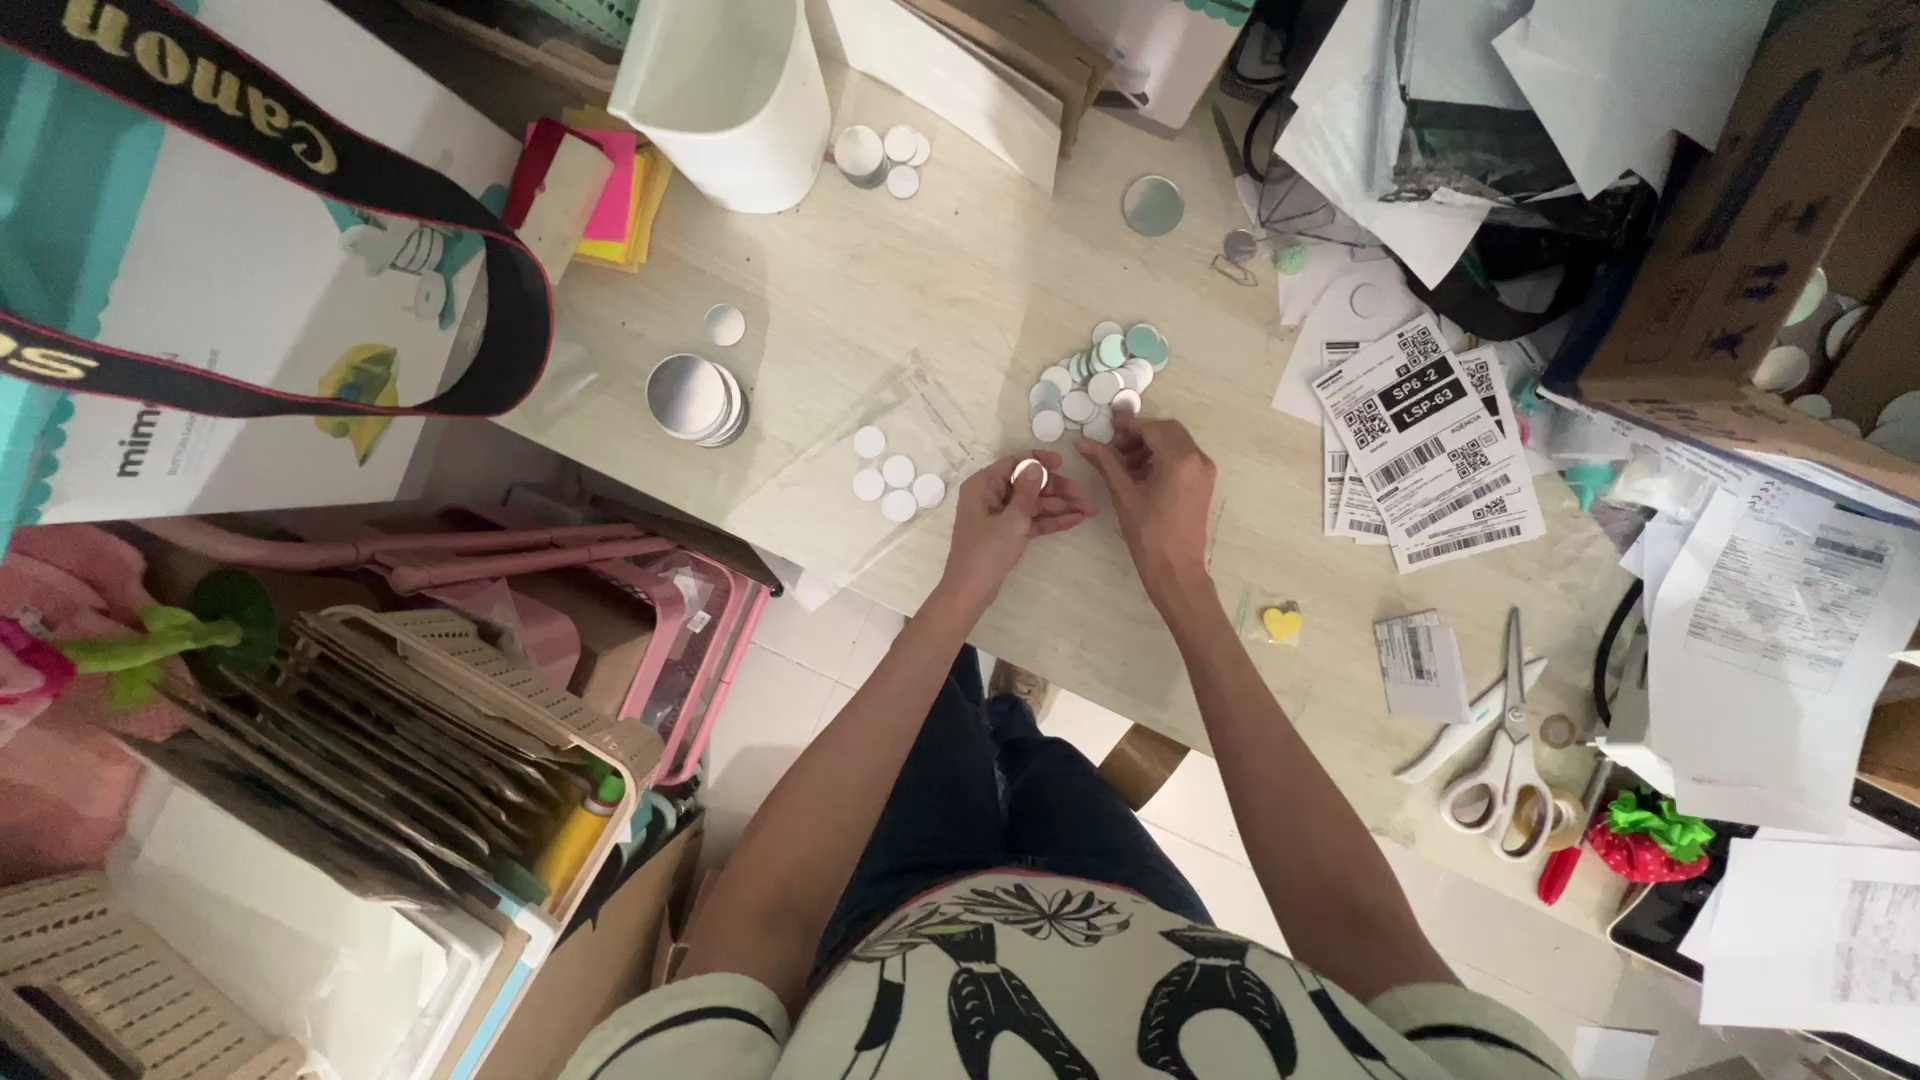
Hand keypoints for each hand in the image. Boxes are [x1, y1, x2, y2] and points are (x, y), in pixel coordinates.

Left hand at [941, 450, 1096, 602]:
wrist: (971, 590)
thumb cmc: (987, 551)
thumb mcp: (1012, 519)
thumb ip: (1027, 491)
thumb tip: (1035, 466)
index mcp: (983, 485)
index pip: (1014, 464)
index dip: (1039, 462)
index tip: (1063, 464)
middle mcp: (990, 496)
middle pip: (1027, 485)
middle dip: (1055, 489)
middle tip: (1081, 495)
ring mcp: (999, 516)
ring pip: (1033, 505)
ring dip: (1059, 507)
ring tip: (1089, 510)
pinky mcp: (1007, 534)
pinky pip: (1031, 521)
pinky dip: (1051, 521)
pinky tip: (1076, 520)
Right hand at [1077, 415, 1216, 606]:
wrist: (1176, 569)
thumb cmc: (1148, 534)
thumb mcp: (1124, 494)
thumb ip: (1106, 462)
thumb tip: (1083, 442)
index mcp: (1180, 459)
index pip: (1152, 428)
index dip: (1128, 426)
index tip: (1108, 427)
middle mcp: (1198, 458)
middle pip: (1167, 431)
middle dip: (1140, 435)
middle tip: (1116, 450)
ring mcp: (1204, 471)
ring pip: (1176, 443)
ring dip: (1151, 446)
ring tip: (1126, 467)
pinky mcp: (1204, 482)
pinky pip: (1183, 458)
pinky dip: (1162, 458)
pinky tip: (1142, 476)